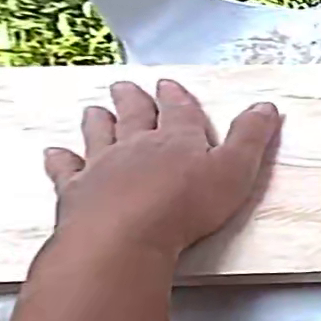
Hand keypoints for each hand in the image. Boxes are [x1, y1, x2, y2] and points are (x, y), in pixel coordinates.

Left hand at [43, 80, 281, 257]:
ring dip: (98, 122)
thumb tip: (265, 106)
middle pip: (135, 118)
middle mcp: (137, 146)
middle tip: (124, 87)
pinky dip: (60, 159)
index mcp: (178, 140)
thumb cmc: (191, 202)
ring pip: (99, 136)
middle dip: (134, 101)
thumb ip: (251, 136)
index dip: (177, 98)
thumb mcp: (238, 167)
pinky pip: (65, 169)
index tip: (168, 84)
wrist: (125, 236)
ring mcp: (101, 167)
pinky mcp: (76, 190)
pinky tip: (55, 152)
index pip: (180, 112)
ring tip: (95, 110)